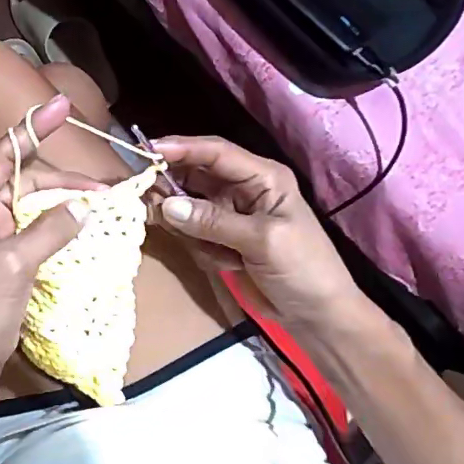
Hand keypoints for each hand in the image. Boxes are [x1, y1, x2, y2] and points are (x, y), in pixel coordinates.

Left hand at [0, 95, 101, 389]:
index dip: (32, 130)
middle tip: (101, 188)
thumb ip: (50, 230)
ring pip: (32, 201)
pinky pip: (35, 223)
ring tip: (99, 204)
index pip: (1, 155)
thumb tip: (85, 206)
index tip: (61, 106)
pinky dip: (58, 221)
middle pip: (22, 178)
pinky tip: (82, 221)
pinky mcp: (5, 250)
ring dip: (63, 200)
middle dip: (61, 179)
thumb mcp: (14, 265)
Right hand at [152, 136, 367, 330]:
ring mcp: (229, 214)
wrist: (317, 314)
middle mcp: (242, 189)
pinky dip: (199, 247)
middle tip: (146, 201)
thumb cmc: (303, 269)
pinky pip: (192, 233)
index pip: (215, 153)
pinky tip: (225, 264)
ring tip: (215, 251)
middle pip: (194, 176)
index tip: (148, 150)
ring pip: (187, 206)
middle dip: (173, 189)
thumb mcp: (262, 241)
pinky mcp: (221, 238)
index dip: (182, 149)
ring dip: (189, 228)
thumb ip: (213, 222)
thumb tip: (167, 206)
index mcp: (262, 177)